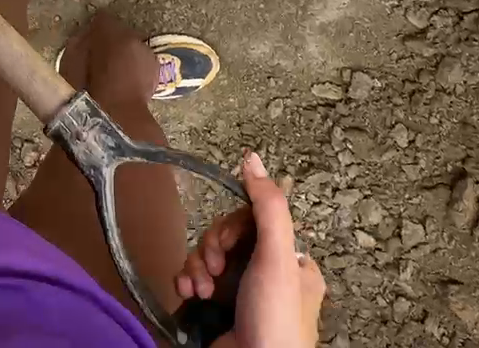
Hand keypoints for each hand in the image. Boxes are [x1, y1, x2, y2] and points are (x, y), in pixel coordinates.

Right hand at [175, 152, 324, 347]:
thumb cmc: (275, 320)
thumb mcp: (277, 258)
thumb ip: (267, 206)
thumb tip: (251, 156)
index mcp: (292, 263)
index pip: (253, 220)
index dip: (232, 224)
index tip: (227, 242)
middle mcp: (267, 276)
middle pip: (227, 236)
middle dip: (211, 248)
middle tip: (214, 268)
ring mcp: (241, 295)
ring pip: (207, 256)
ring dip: (196, 266)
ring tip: (200, 289)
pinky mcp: (217, 310)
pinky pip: (194, 279)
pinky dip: (187, 282)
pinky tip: (188, 295)